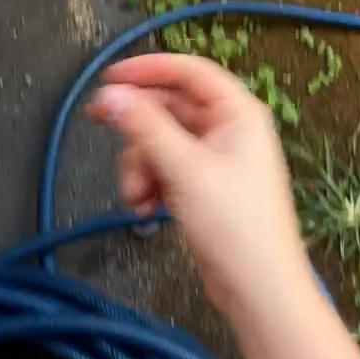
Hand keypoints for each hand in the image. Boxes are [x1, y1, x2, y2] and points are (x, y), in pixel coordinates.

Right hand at [87, 53, 311, 316]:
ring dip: (140, 164)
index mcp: (237, 112)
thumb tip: (110, 95)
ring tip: (135, 196)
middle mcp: (228, 128)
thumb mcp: (184, 170)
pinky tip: (143, 208)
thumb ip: (144, 128)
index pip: (189, 71)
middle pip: (169, 108)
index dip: (148, 69)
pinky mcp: (203, 186)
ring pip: (161, 141)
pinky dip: (150, 183)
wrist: (258, 290)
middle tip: (101, 125)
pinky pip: (165, 168)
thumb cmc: (234, 225)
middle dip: (137, 130)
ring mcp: (215, 158)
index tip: (110, 77)